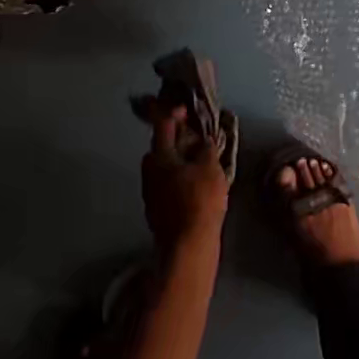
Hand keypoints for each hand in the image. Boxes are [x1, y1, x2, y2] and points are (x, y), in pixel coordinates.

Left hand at [141, 107, 229, 248]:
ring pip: (164, 167)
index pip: (162, 124)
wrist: (188, 247)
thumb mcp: (210, 166)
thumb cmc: (200, 200)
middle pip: (160, 146)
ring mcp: (150, 193)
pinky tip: (195, 183)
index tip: (189, 110)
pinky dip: (179, 177)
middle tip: (197, 137)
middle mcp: (149, 172)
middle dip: (177, 139)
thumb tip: (203, 139)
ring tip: (200, 161)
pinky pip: (167, 184)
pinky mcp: (156, 210)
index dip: (175, 113)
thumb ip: (206, 147)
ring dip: (178, 159)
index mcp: (158, 157)